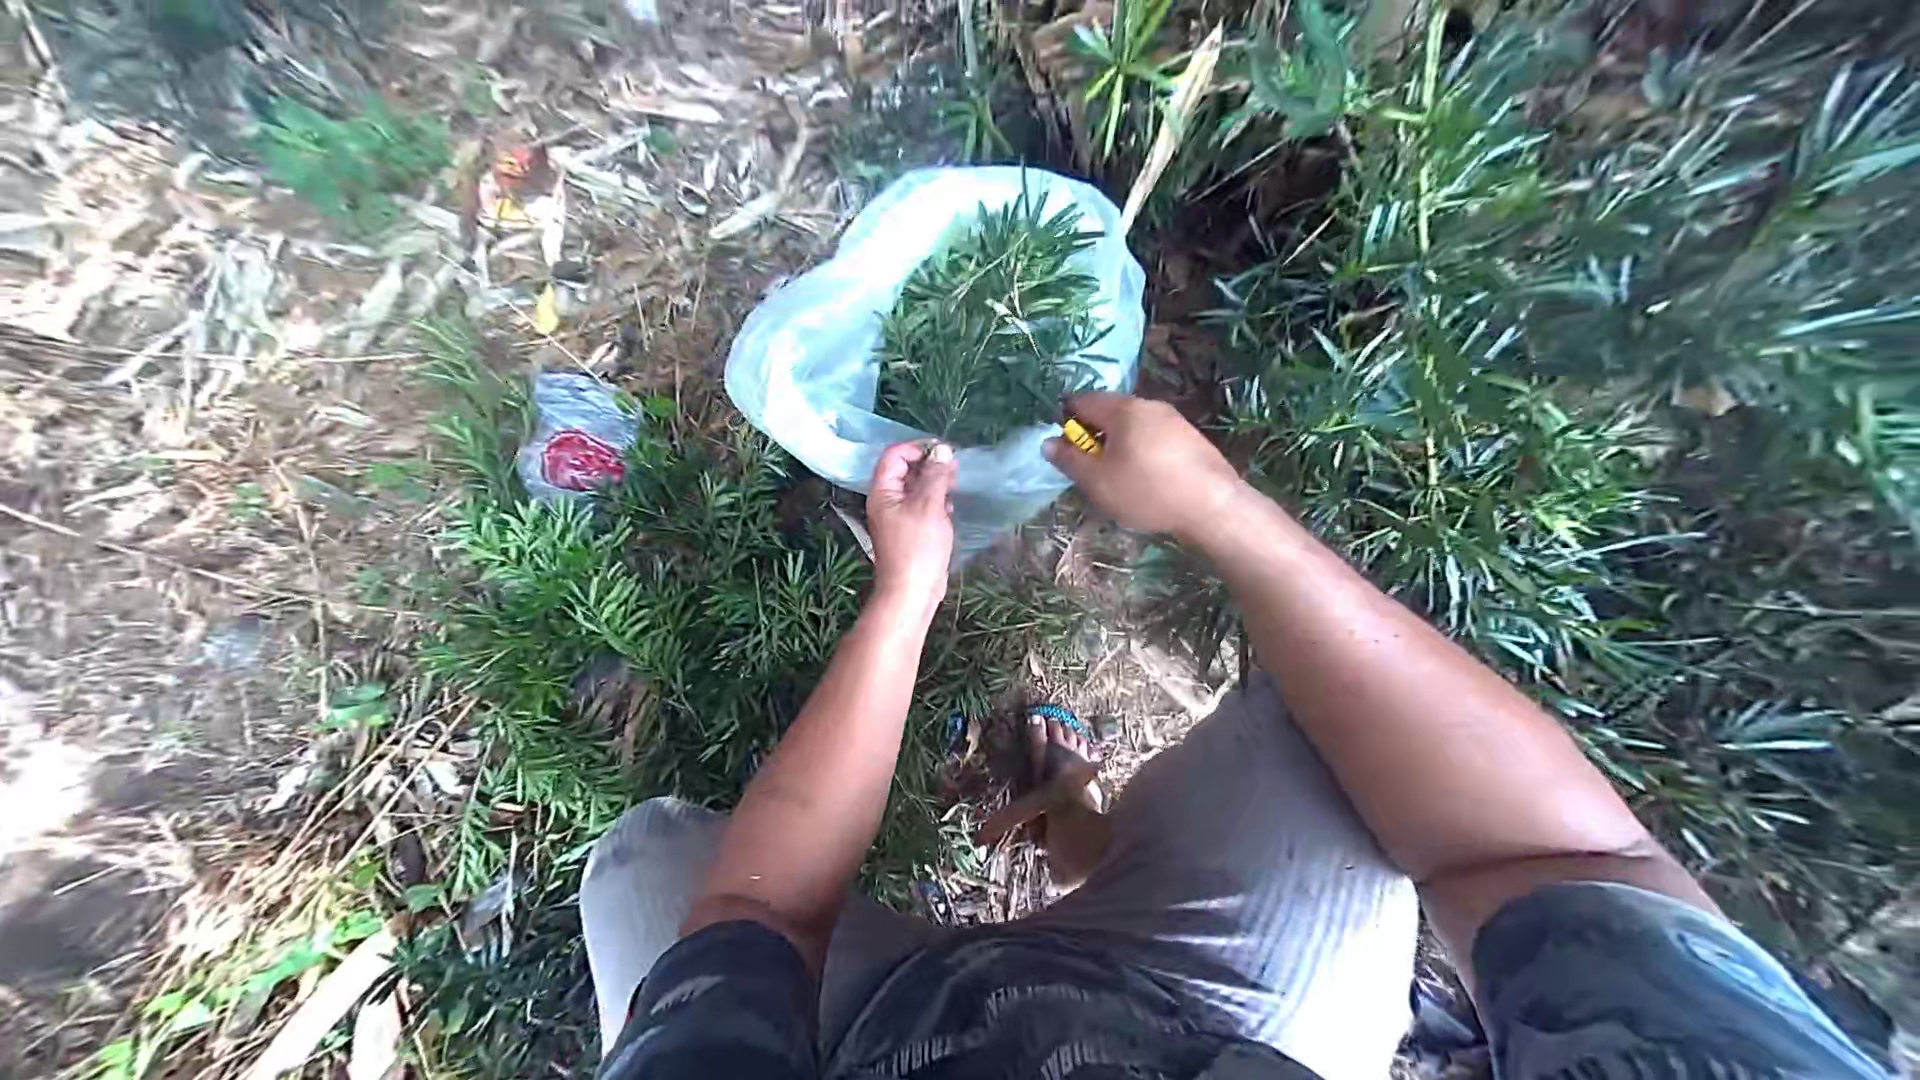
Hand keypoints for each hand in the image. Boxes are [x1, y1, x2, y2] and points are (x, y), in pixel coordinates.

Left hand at [866, 440, 956, 618]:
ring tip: (956, 483)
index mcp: (883, 492)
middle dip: (929, 464)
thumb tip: (943, 450)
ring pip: (916, 489)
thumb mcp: (929, 506)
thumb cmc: (917, 547)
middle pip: (905, 470)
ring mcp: (899, 517)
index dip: (917, 448)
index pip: (894, 456)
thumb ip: (935, 476)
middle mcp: (887, 501)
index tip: (943, 450)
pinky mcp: (912, 530)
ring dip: (935, 482)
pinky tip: (951, 506)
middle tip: (954, 466)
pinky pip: (923, 506)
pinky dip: (936, 501)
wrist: (912, 591)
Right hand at [1043, 392, 1245, 544]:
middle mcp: (1149, 405)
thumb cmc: (1146, 491)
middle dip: (1092, 436)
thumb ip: (1069, 459)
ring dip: (1116, 446)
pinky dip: (1139, 452)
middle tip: (1089, 469)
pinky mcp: (1189, 438)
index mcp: (1123, 409)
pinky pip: (1152, 437)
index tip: (1066, 451)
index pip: (1081, 400)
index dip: (1066, 421)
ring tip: (1116, 478)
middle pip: (1108, 412)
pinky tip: (1144, 480)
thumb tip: (1048, 442)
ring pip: (1131, 426)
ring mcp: (1173, 419)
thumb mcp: (1097, 481)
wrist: (1212, 506)